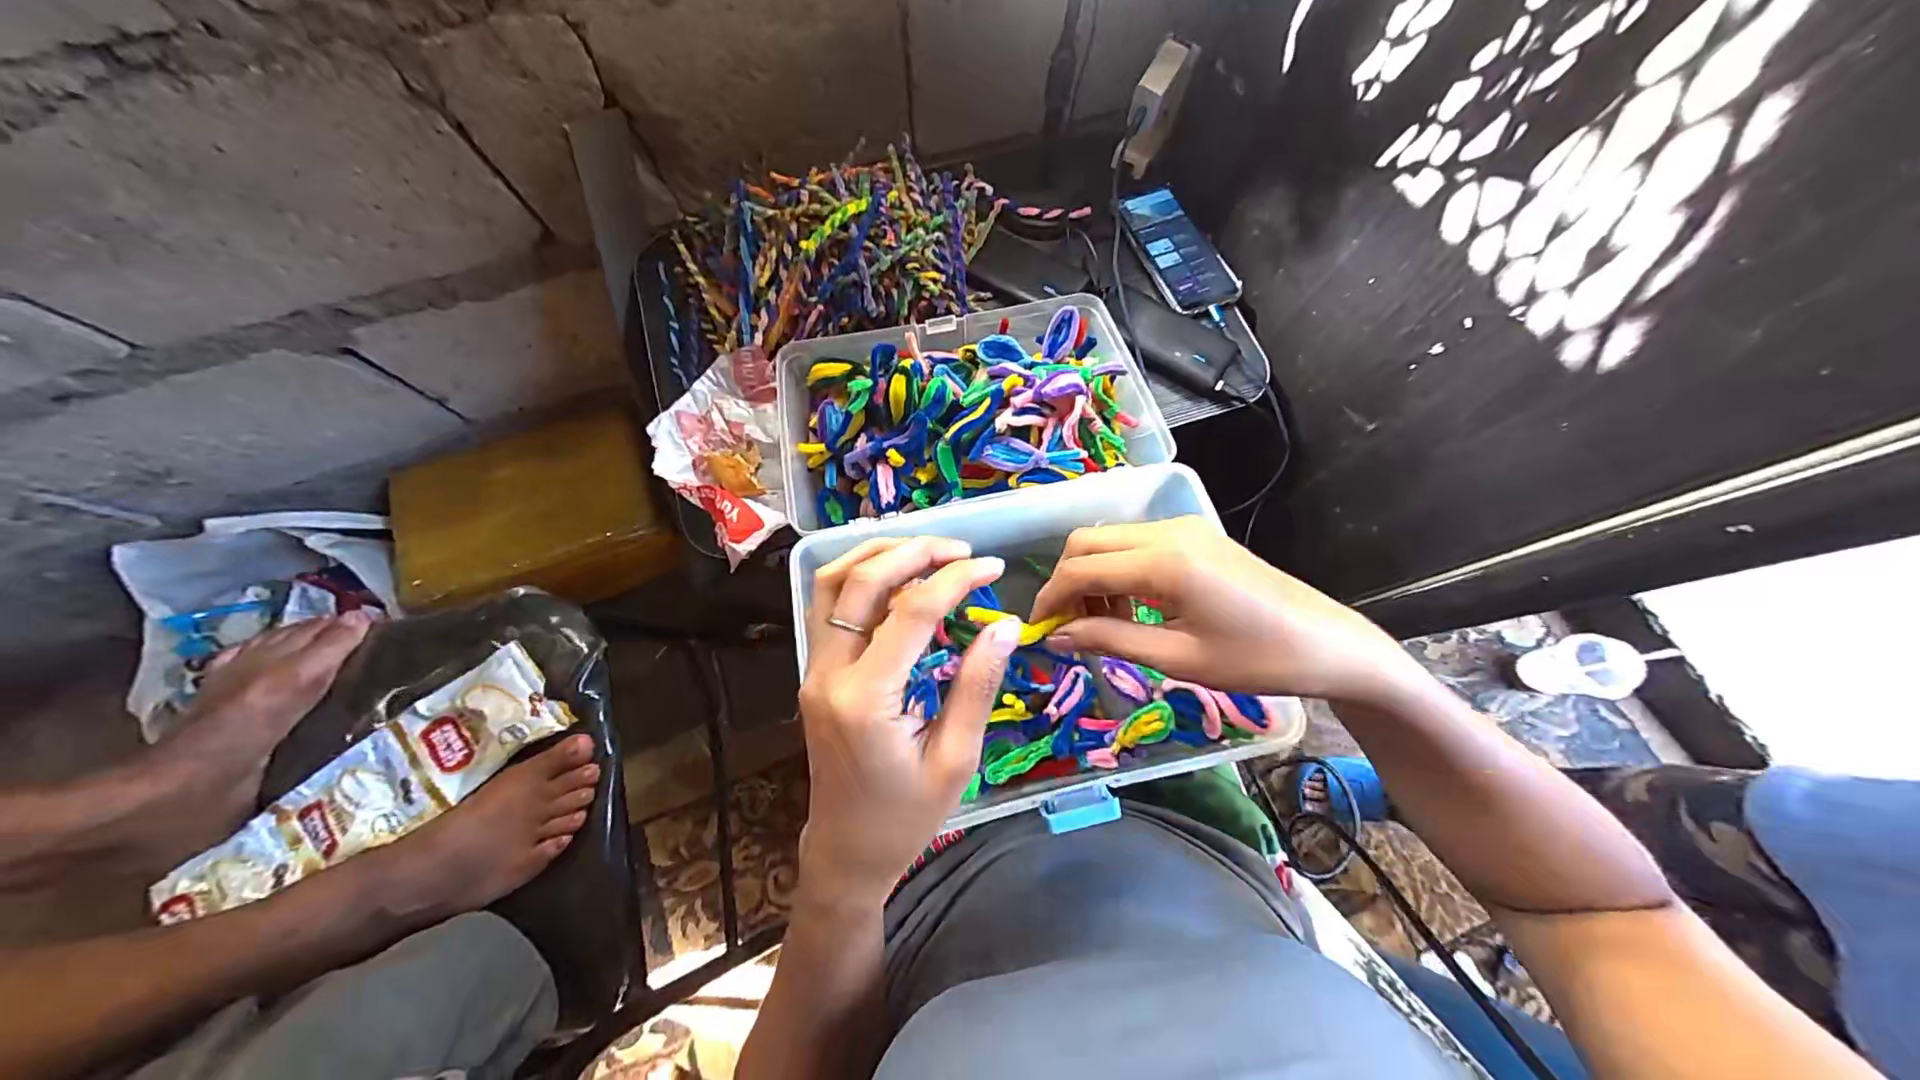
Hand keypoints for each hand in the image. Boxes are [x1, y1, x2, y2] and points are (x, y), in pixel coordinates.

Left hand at [797, 537, 1023, 905]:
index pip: (910, 613)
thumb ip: (976, 685)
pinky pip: (826, 606)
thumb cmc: (906, 816)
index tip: (992, 568)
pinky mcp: (814, 672)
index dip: (955, 580)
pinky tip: (895, 574)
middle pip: (861, 582)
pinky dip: (859, 576)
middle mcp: (828, 675)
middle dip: (914, 553)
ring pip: (830, 583)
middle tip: (962, 550)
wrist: (846, 851)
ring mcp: (813, 671)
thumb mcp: (955, 758)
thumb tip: (1005, 626)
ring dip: (878, 555)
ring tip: (927, 549)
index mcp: (865, 700)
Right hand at [1029, 517, 1431, 707]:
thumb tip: (1057, 637)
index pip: (1081, 569)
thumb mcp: (1178, 659)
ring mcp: (1184, 529)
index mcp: (1164, 562)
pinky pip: (1136, 544)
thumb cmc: (1259, 660)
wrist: (1331, 645)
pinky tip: (1132, 609)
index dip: (1050, 599)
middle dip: (1066, 584)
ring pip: (1109, 540)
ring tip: (1105, 627)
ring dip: (1092, 578)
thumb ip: (1110, 641)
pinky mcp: (1196, 536)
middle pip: (1087, 542)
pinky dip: (1118, 572)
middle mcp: (1168, 532)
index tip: (1039, 631)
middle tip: (1069, 630)